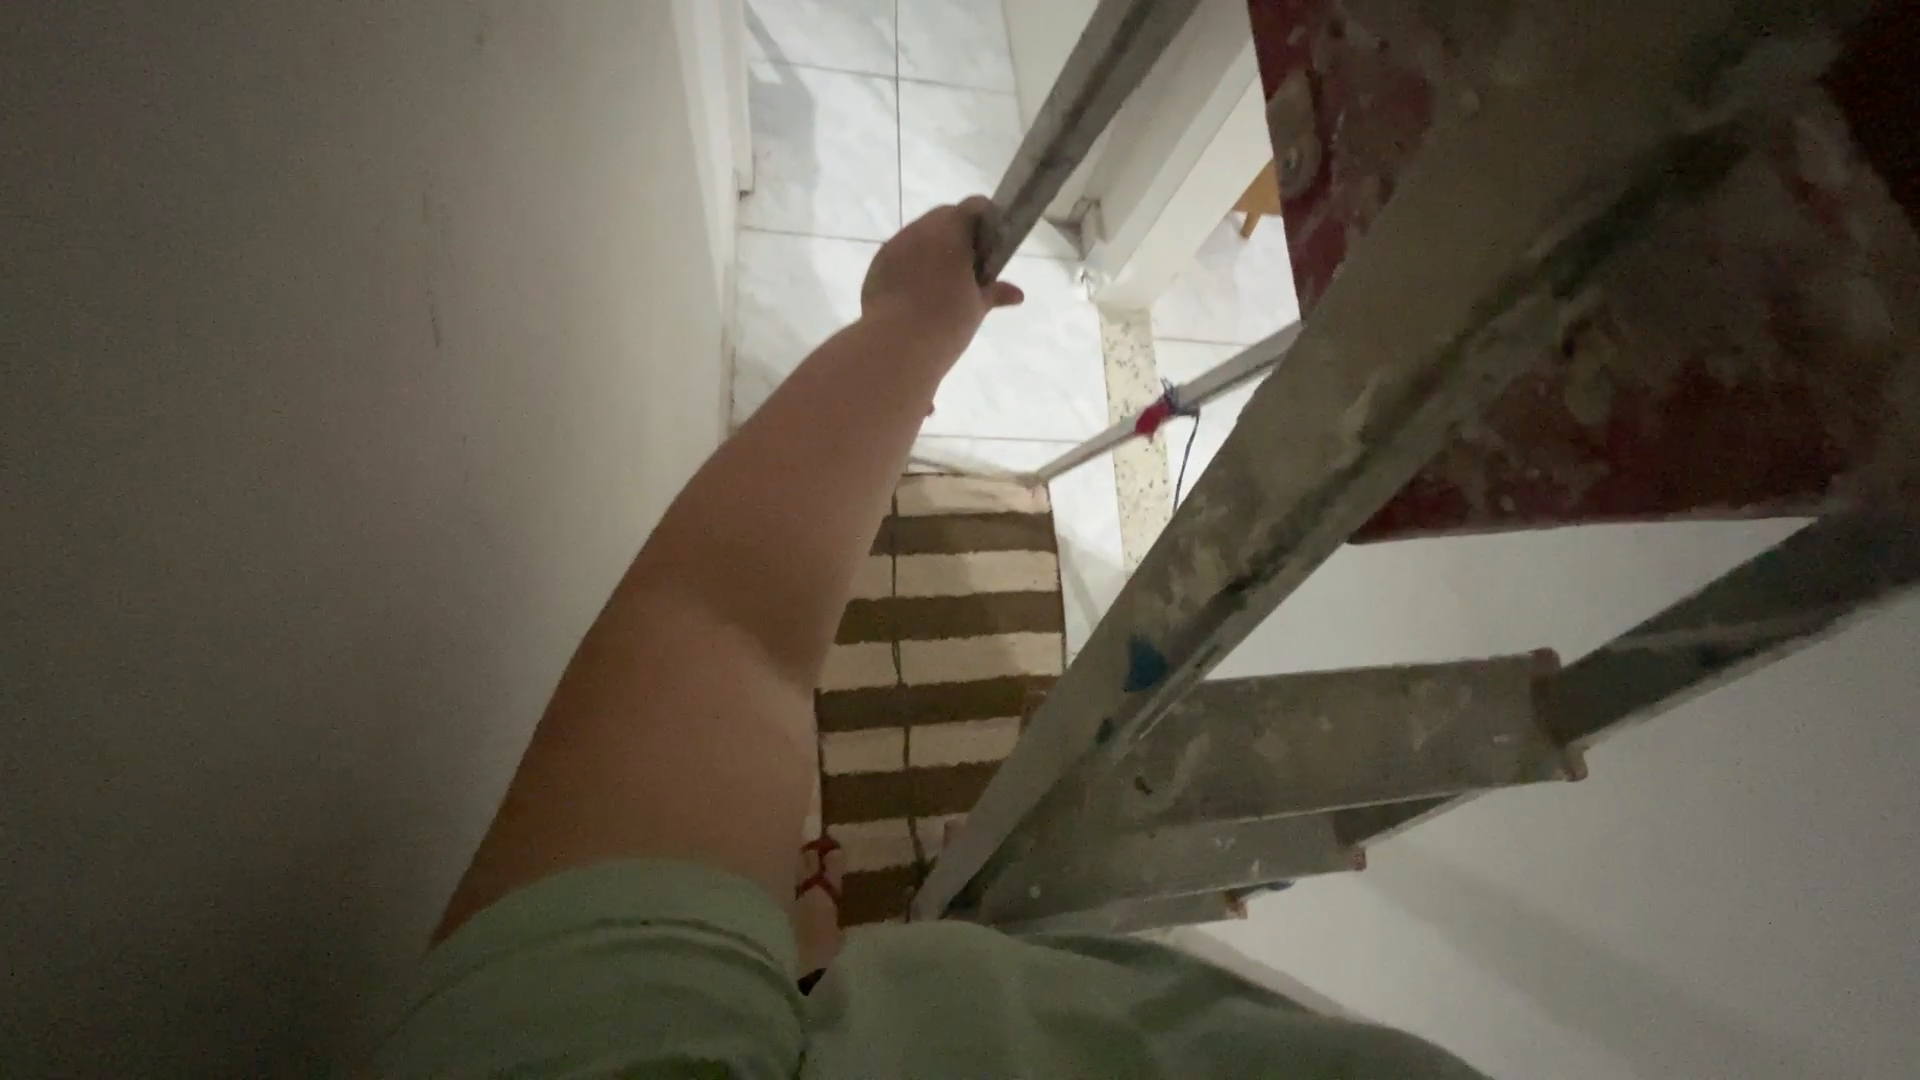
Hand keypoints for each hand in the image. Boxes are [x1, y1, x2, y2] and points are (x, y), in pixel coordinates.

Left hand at [861, 196, 1024, 358]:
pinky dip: (911, 270)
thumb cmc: (946, 323)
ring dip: (933, 254)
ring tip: (942, 288)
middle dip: (959, 239)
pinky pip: (900, 259)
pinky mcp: (876, 266)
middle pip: (945, 220)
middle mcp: (920, 228)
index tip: (993, 248)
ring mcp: (894, 245)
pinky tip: (916, 299)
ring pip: (920, 239)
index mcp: (951, 229)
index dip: (987, 223)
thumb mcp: (977, 308)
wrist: (896, 346)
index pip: (975, 207)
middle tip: (970, 271)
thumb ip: (994, 292)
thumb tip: (1017, 294)